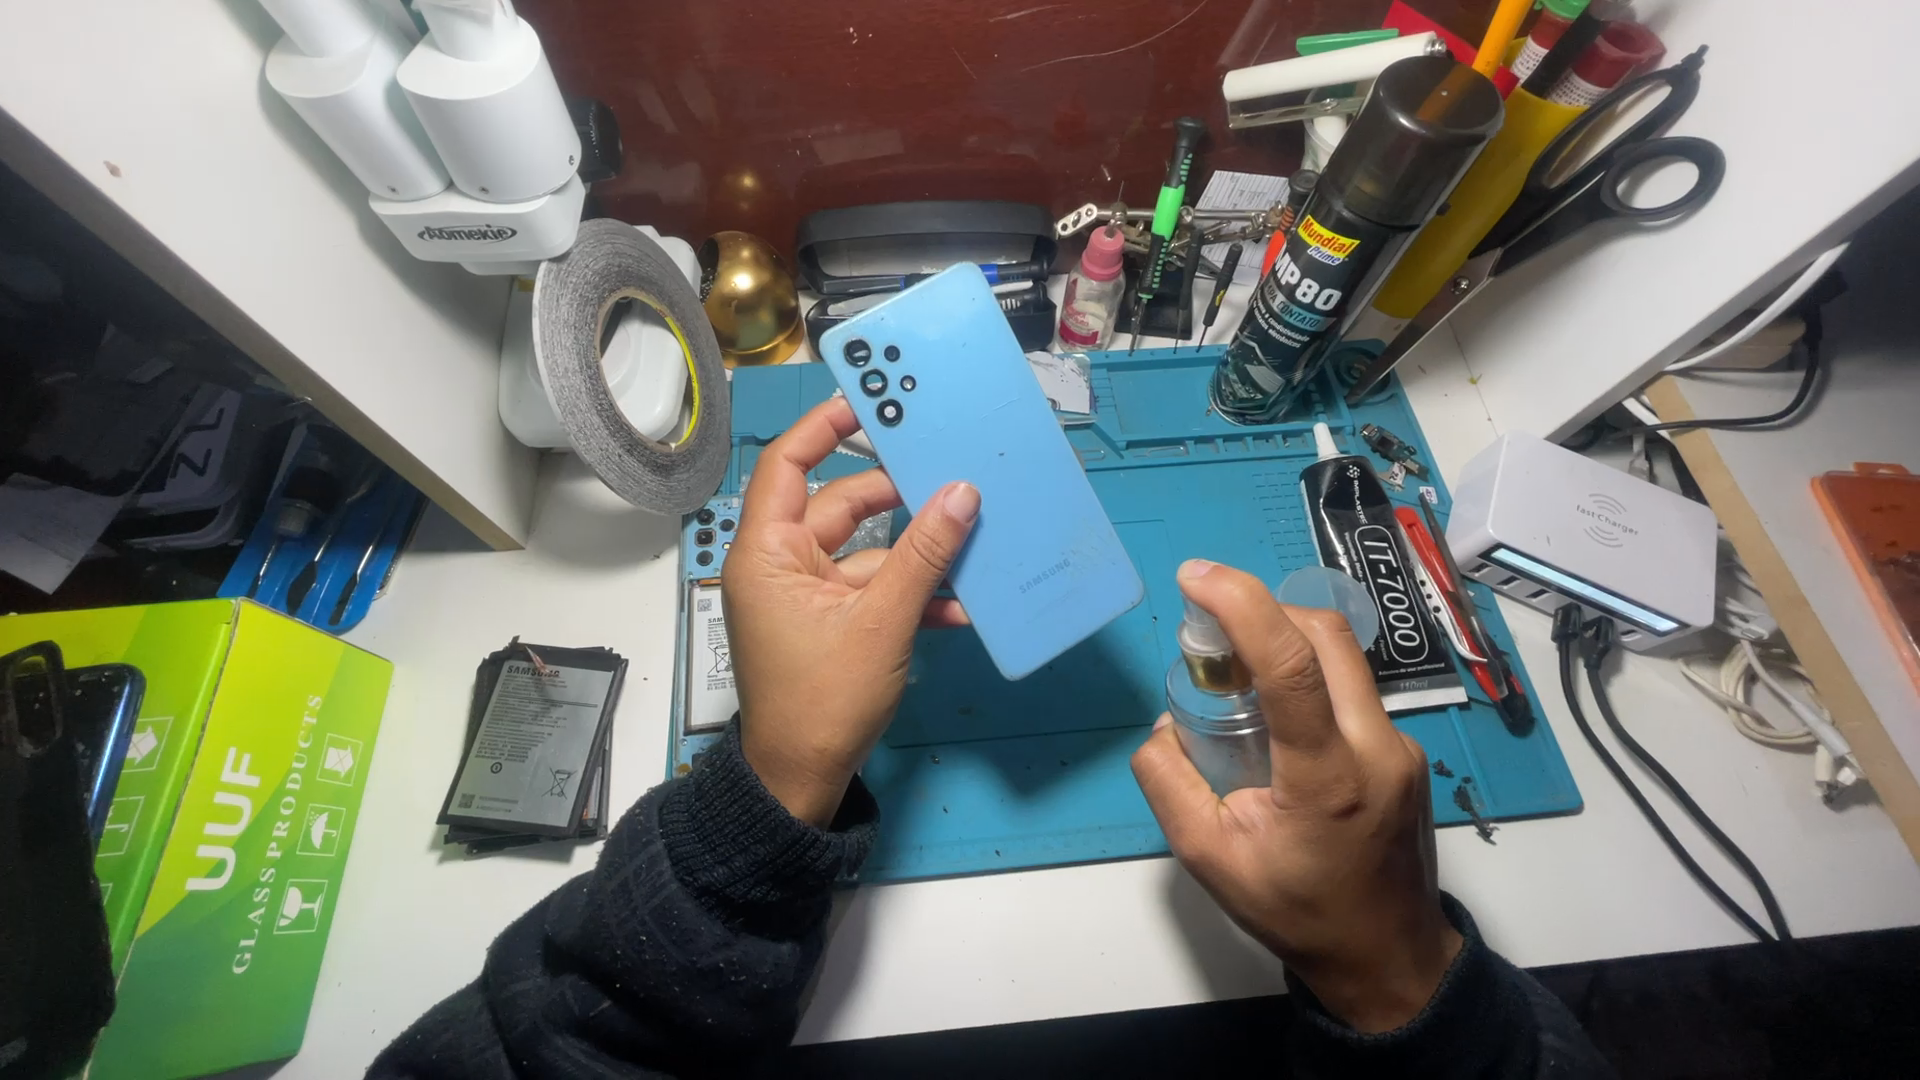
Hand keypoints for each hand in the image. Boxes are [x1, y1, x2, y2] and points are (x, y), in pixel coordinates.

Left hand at [723, 396, 979, 826]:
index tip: (870, 401)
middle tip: (950, 475)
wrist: (804, 780)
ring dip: (917, 554)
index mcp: (769, 552)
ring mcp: (811, 593)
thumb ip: (924, 556)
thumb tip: (963, 495)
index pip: (787, 465)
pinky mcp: (834, 620)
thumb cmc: (824, 699)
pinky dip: (912, 593)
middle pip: (843, 505)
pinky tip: (959, 603)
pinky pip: (875, 588)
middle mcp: (785, 562)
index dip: (824, 428)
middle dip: (900, 498)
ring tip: (971, 541)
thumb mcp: (881, 623)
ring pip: (870, 550)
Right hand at [1132, 559, 1460, 1032]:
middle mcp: (1376, 746)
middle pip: (1325, 636)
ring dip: (1281, 635)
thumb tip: (1164, 723)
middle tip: (1207, 628)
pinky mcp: (1401, 745)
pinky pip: (1348, 681)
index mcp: (1328, 778)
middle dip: (1260, 608)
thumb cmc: (1294, 911)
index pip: (1291, 666)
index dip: (1242, 605)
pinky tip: (1270, 707)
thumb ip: (1168, 780)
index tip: (1194, 576)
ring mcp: (1399, 743)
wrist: (1389, 960)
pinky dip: (1302, 667)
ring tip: (1233, 669)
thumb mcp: (1206, 858)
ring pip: (1341, 652)